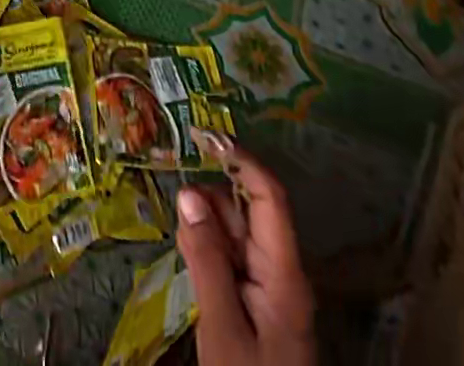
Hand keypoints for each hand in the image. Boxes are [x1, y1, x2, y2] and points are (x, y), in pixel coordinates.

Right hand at [176, 133, 315, 365]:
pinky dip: (211, 246)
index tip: (209, 137)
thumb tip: (189, 194)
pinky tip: (189, 243)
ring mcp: (271, 286)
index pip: (270, 198)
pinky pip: (235, 259)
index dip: (244, 161)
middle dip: (218, 192)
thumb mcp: (222, 326)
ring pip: (241, 234)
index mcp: (285, 270)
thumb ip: (206, 259)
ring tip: (179, 216)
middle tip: (178, 188)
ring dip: (211, 219)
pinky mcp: (257, 302)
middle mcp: (283, 269)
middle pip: (253, 212)